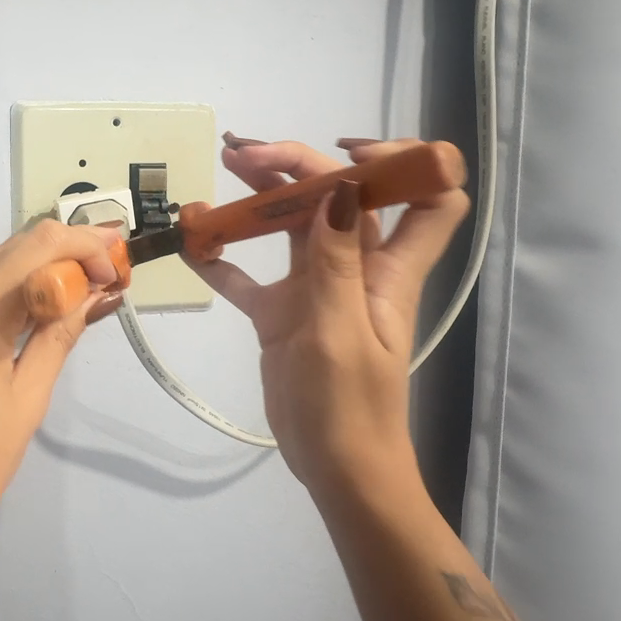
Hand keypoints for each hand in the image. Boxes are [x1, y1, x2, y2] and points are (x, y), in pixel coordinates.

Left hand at [0, 221, 123, 549]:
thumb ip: (58, 333)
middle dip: (69, 250)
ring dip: (45, 265)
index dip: (85, 246)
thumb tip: (94, 289)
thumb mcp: (28, 398)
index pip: (38, 247)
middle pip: (16, 246)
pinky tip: (50, 300)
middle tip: (115, 270)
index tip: (119, 268)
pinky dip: (18, 285)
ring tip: (94, 283)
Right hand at [187, 137, 469, 498]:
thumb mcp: (340, 332)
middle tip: (241, 157)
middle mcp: (356, 268)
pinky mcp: (283, 313)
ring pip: (292, 226)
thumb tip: (337, 189)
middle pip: (339, 198)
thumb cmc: (348, 406)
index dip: (405, 163)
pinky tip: (192, 246)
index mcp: (389, 268)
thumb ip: (334, 261)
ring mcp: (317, 289)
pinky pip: (250, 276)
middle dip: (297, 167)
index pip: (428, 197)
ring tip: (218, 180)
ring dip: (257, 201)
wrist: (335, 467)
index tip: (349, 154)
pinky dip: (223, 259)